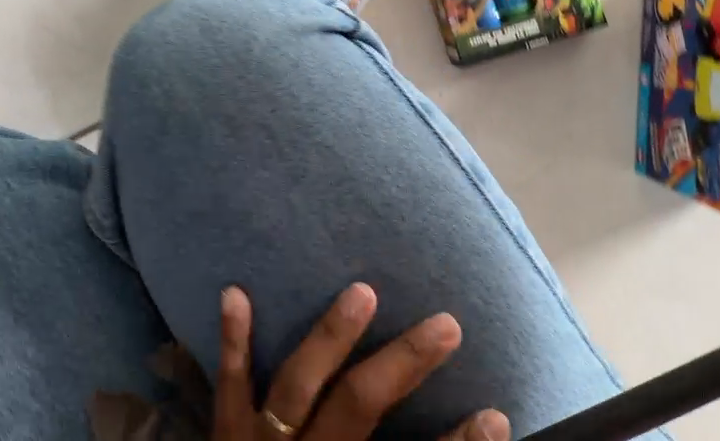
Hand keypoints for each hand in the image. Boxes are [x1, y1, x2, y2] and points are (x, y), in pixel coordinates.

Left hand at [214, 283, 510, 440]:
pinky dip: (233, 342)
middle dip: (402, 364)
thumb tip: (474, 433)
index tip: (494, 415)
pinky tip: (235, 293)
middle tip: (446, 325)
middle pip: (357, 407)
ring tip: (363, 293)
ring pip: (296, 385)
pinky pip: (228, 386)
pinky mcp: (225, 435)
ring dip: (330, 337)